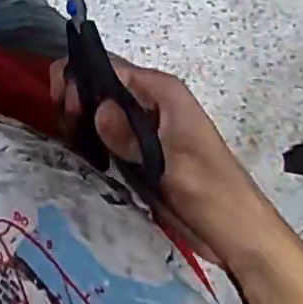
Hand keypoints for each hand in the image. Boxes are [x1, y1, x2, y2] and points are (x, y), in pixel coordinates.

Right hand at [49, 57, 247, 237]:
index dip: (80, 80)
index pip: (108, 66)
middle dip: (74, 99)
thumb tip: (97, 109)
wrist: (236, 236)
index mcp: (161, 91)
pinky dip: (87, 138)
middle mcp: (149, 99)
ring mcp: (143, 124)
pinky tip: (80, 154)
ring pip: (97, 107)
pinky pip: (103, 131)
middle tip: (66, 131)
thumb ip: (132, 138)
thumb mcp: (173, 167)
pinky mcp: (137, 147)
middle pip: (98, 83)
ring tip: (70, 144)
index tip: (66, 110)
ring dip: (78, 120)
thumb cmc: (212, 195)